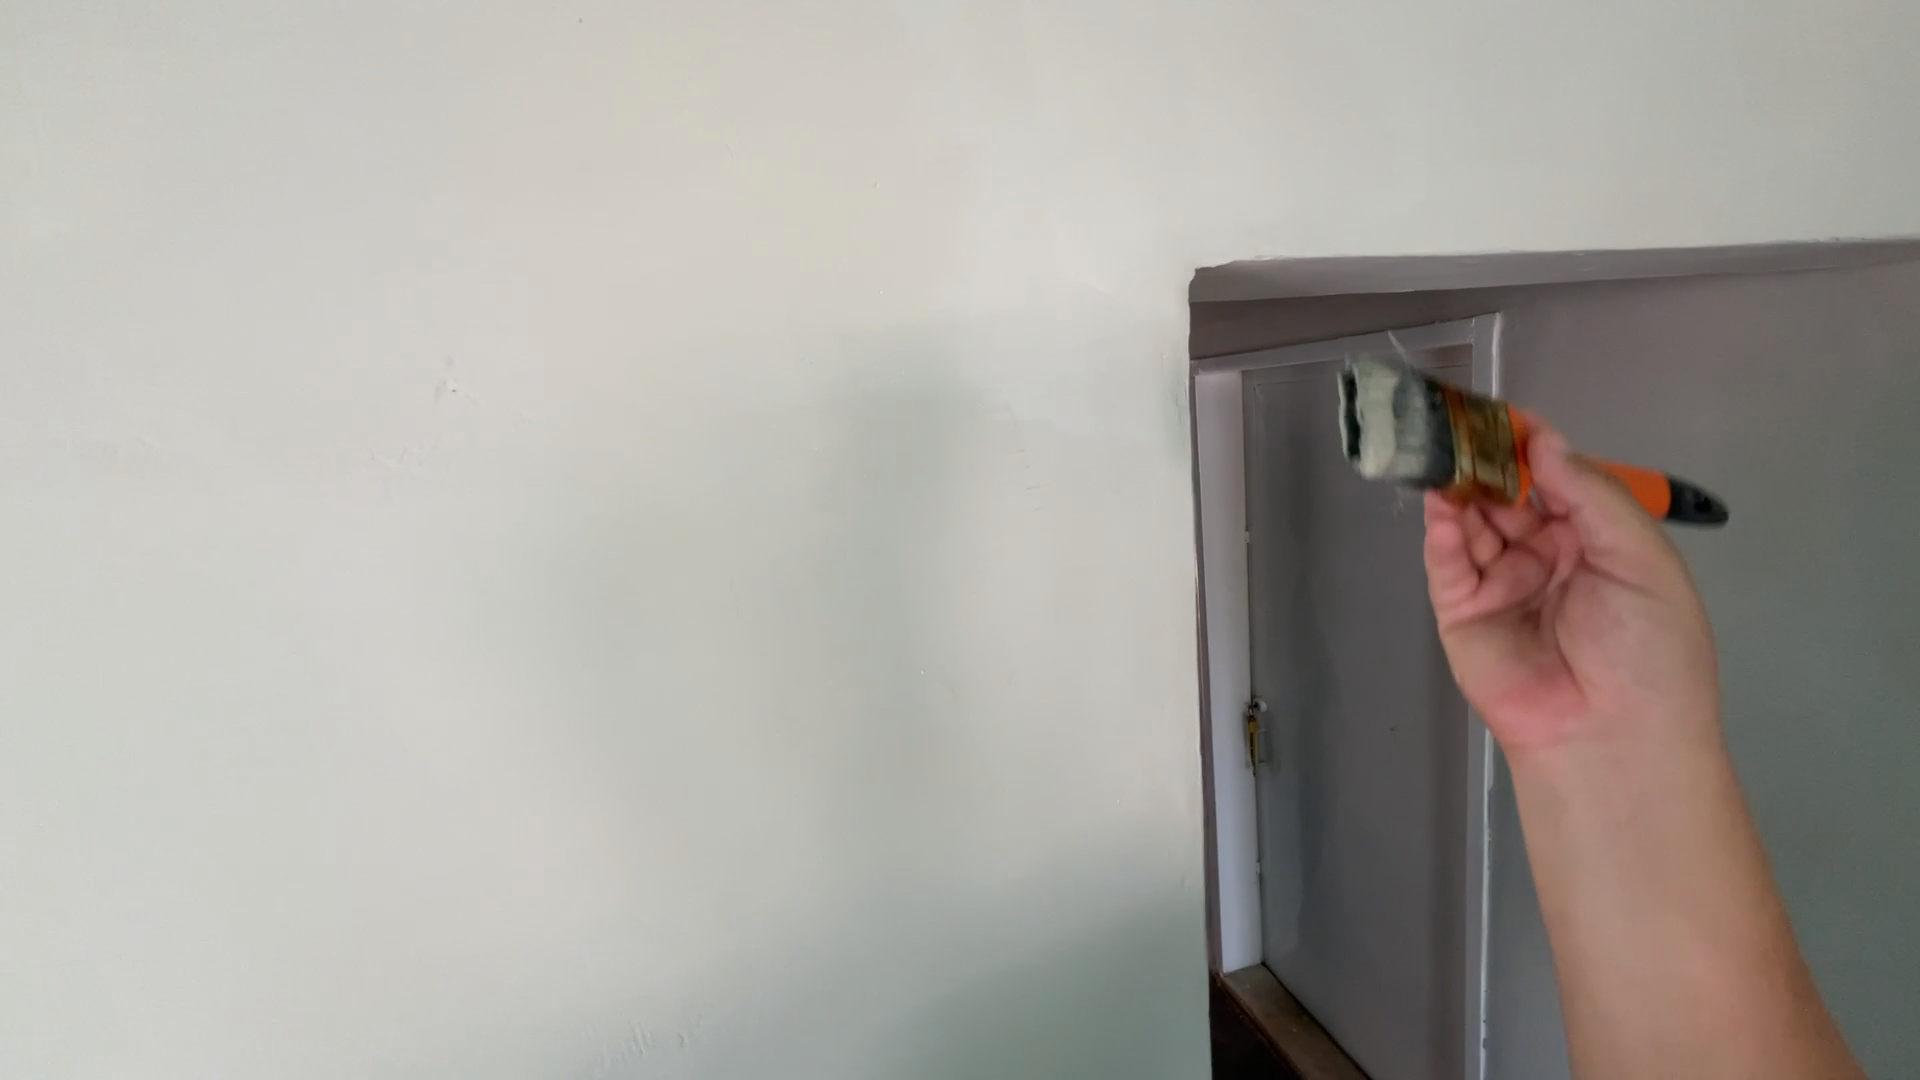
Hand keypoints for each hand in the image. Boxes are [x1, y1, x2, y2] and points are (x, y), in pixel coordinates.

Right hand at [1422, 419, 1720, 754]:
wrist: (1606, 732)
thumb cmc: (1645, 647)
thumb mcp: (1640, 561)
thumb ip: (1591, 497)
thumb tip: (1545, 444)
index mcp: (1592, 542)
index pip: (1556, 483)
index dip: (1534, 450)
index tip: (1508, 416)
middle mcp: (1540, 555)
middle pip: (1505, 498)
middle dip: (1486, 466)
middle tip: (1461, 432)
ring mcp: (1495, 581)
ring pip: (1470, 524)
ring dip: (1459, 492)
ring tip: (1443, 460)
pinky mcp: (1457, 607)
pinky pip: (1447, 561)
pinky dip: (1442, 533)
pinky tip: (1442, 507)